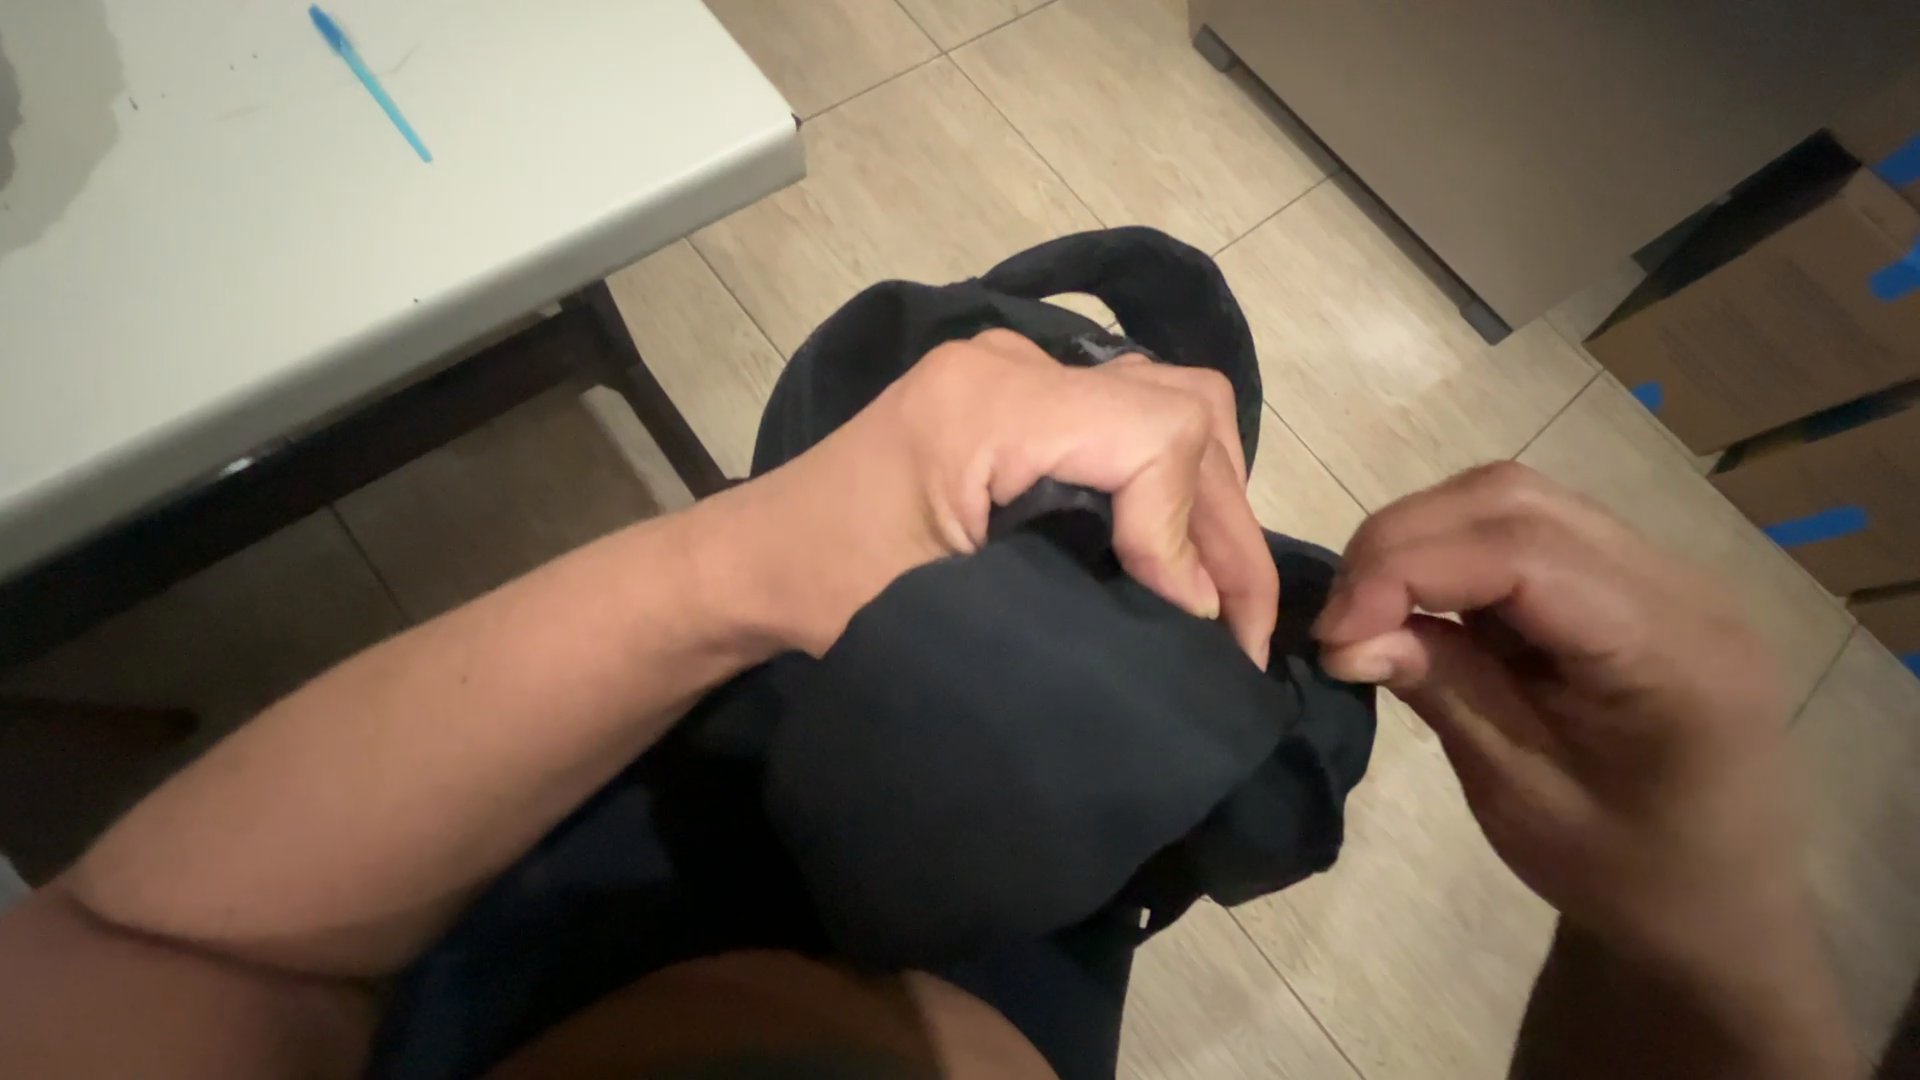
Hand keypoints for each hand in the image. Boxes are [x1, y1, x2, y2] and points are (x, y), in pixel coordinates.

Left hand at [716, 328, 1277, 665]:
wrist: (760, 556)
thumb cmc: (826, 591)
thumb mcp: (947, 608)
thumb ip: (1085, 592)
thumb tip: (1198, 605)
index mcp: (989, 401)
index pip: (1154, 433)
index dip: (1188, 533)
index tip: (1188, 624)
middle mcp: (1016, 362)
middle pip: (1183, 407)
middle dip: (1225, 523)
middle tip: (1238, 626)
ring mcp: (1018, 369)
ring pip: (1171, 403)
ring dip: (1208, 499)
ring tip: (1216, 594)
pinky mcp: (1019, 395)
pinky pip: (1131, 416)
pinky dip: (1172, 481)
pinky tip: (1172, 549)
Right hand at [1312, 463, 1809, 987]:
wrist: (1713, 899)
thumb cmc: (1620, 867)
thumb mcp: (1517, 792)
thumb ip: (1437, 689)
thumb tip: (1339, 638)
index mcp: (1673, 652)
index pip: (1520, 555)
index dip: (1403, 572)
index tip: (1331, 634)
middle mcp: (1675, 585)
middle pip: (1509, 501)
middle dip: (1397, 543)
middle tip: (1340, 617)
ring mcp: (1651, 570)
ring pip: (1506, 497)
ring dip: (1414, 538)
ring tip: (1367, 605)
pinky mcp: (1615, 574)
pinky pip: (1512, 524)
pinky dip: (1441, 547)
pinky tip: (1416, 599)